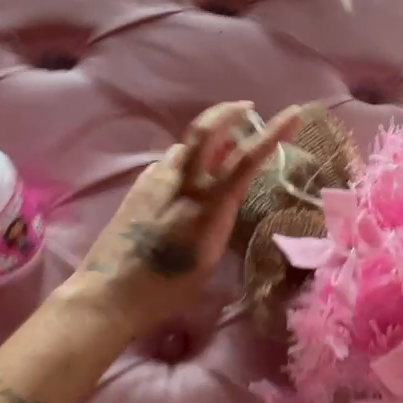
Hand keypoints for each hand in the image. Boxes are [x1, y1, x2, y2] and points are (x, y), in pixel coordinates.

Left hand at [69, 102, 301, 337]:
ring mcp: (156, 180)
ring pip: (186, 146)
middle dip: (230, 111)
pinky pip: (168, 164)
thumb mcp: (210, 257)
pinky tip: (184, 182)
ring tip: (217, 153)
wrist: (108, 294)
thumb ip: (222, 216)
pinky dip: (184, 163)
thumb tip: (228, 190)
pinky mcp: (138, 186)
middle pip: (208, 130)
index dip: (274, 131)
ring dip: (205, 141)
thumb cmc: (166, 289)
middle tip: (246, 108)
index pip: (248, 158)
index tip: (294, 113)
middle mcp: (182, 182)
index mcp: (208, 204)